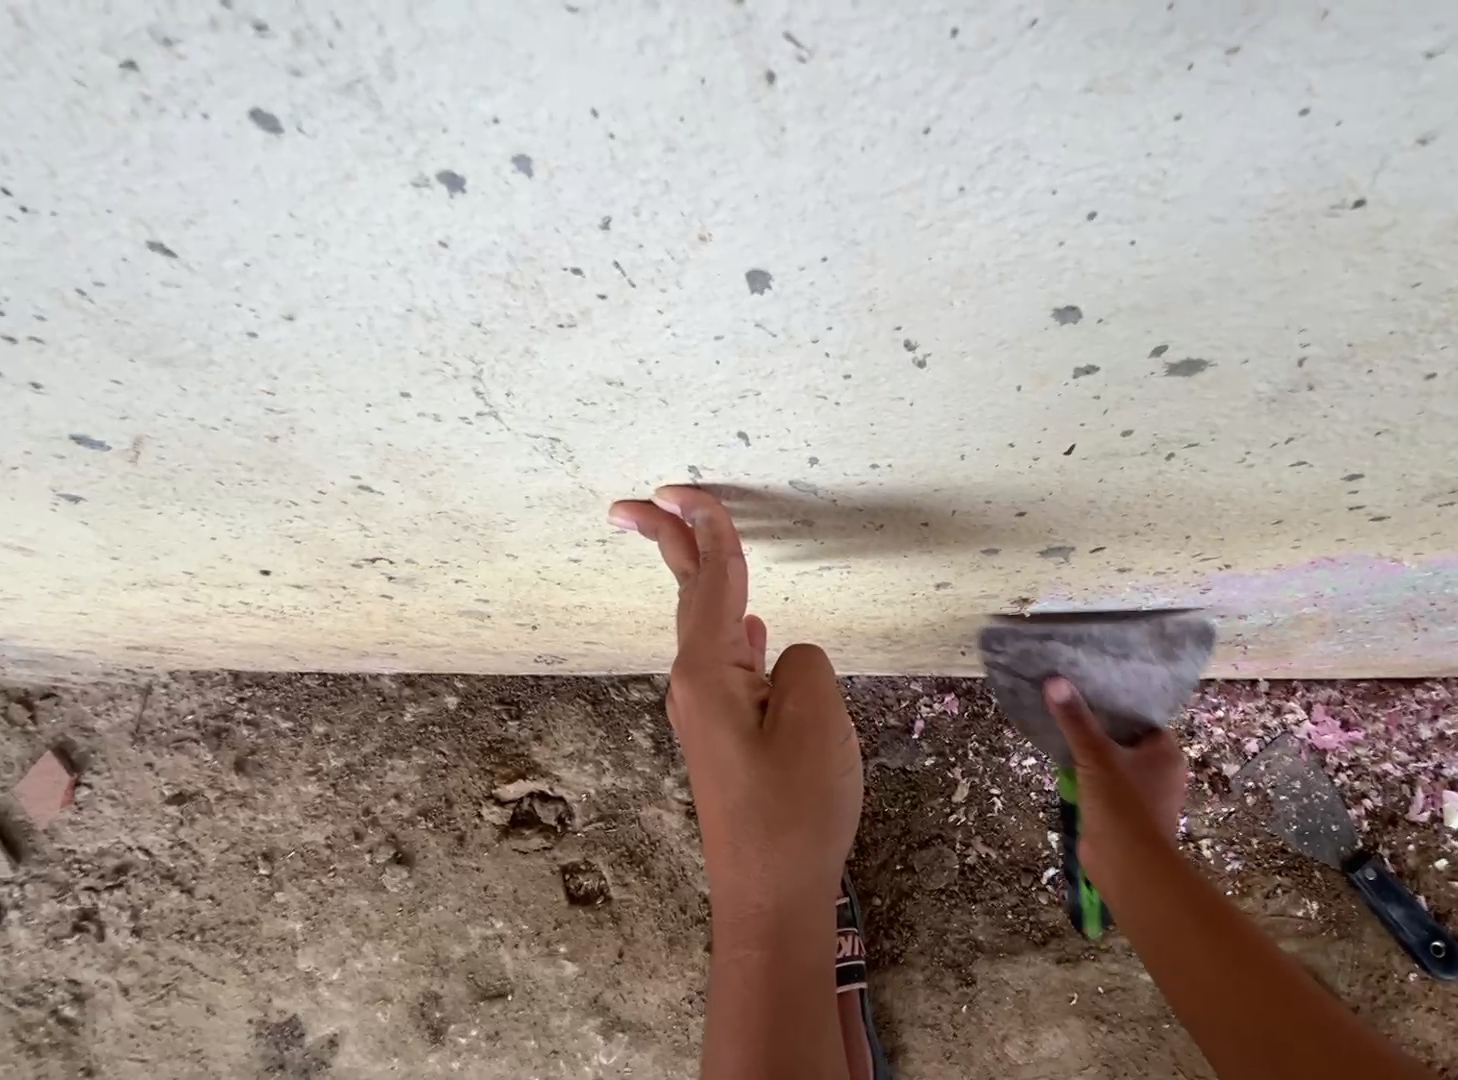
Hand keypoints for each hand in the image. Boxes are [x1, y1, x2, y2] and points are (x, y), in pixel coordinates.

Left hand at [609, 486, 862, 919]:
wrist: (771, 896)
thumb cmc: (794, 810)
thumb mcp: (816, 720)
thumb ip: (801, 662)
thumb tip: (781, 658)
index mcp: (710, 673)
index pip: (710, 582)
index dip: (707, 530)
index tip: (685, 489)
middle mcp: (696, 684)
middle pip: (691, 595)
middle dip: (674, 542)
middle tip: (641, 501)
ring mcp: (708, 709)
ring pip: (708, 625)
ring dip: (705, 579)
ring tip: (696, 543)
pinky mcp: (727, 730)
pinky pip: (727, 658)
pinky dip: (733, 625)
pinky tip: (750, 624)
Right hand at [1044, 677, 1187, 887]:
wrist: (1126, 866)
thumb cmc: (1122, 805)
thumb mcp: (1094, 755)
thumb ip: (1075, 719)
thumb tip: (1055, 680)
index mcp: (1165, 753)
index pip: (1139, 718)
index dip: (1114, 704)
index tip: (1086, 689)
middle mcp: (1160, 772)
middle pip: (1124, 740)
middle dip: (1097, 728)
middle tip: (1066, 704)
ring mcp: (1142, 795)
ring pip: (1112, 763)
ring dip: (1089, 754)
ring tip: (1059, 727)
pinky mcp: (1123, 814)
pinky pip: (1103, 785)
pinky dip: (1085, 776)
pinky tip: (1062, 763)